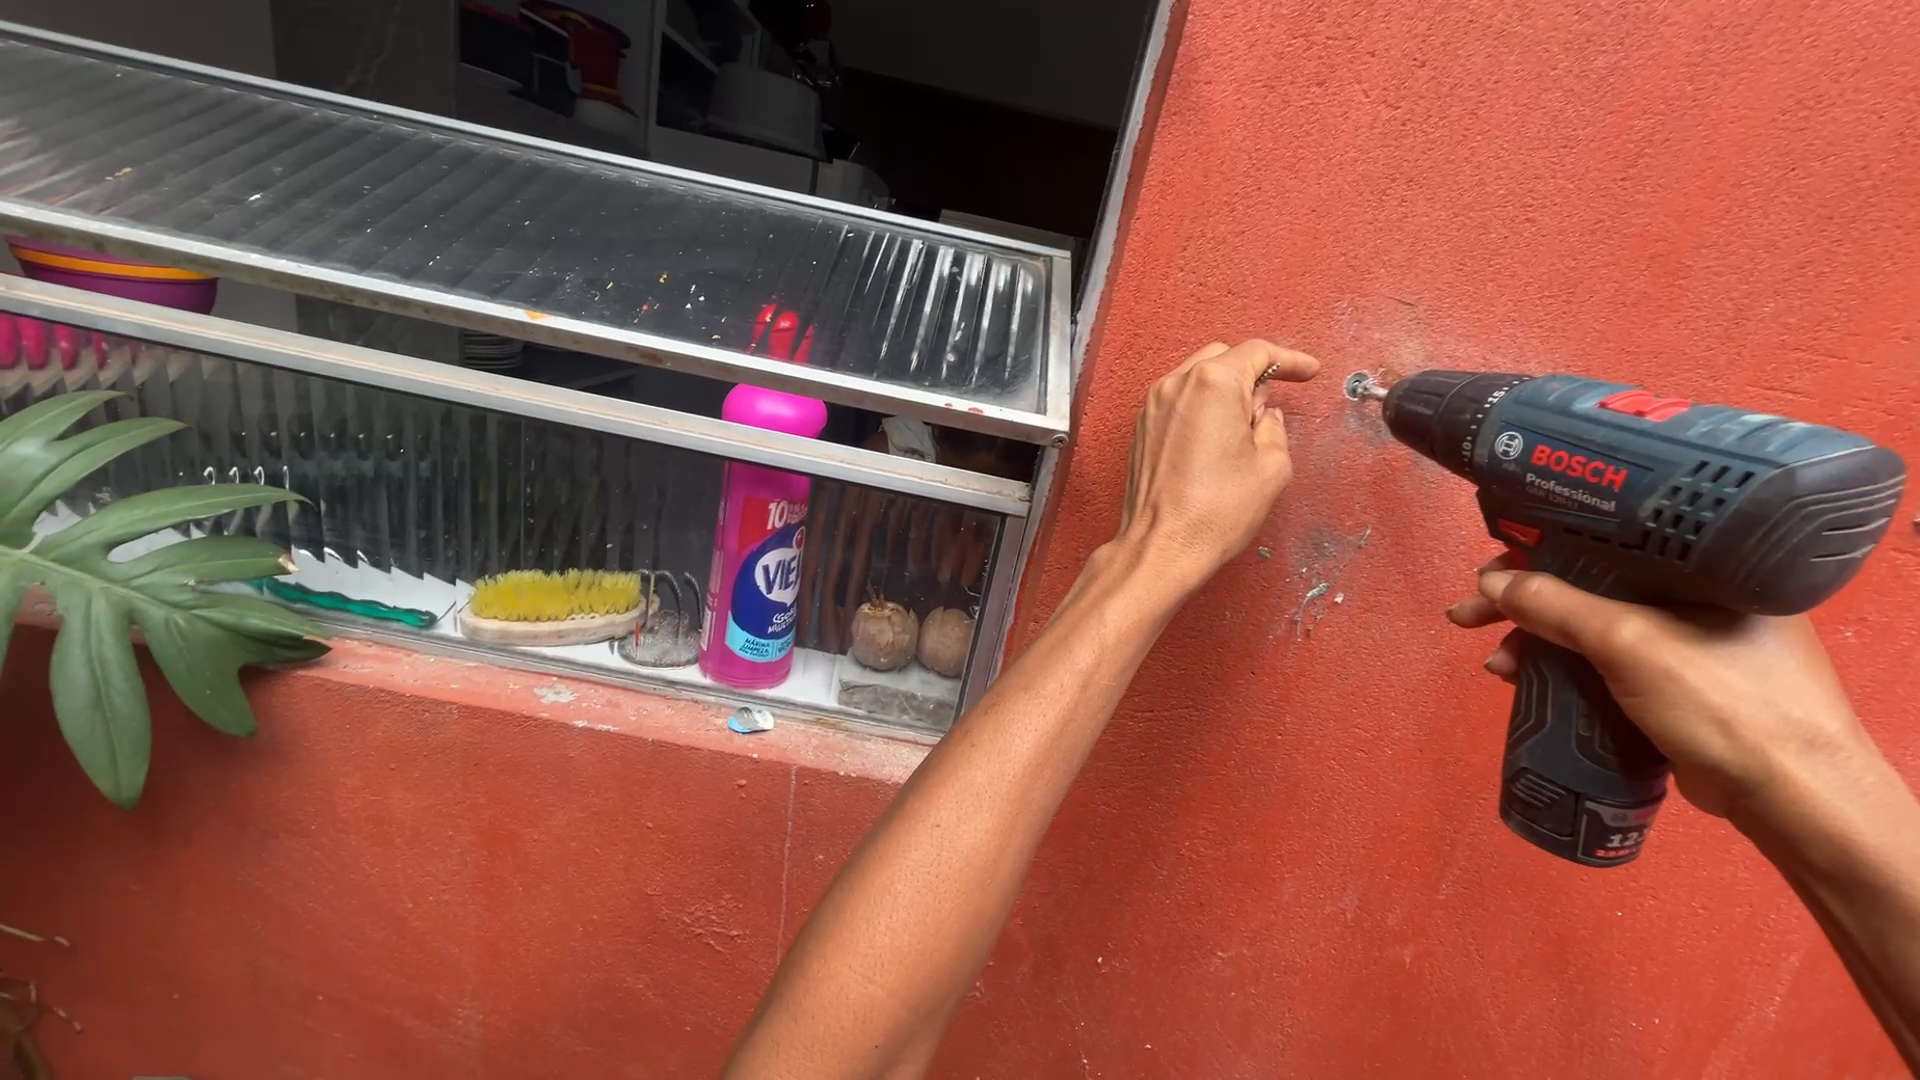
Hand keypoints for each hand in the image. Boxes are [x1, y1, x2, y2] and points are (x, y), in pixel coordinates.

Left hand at [1116, 340, 1319, 594]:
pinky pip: (1177, 401)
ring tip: (1244, 426)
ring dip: (1225, 390)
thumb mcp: (1272, 466)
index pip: (1257, 352)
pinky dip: (1200, 407)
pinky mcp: (1141, 430)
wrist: (1162, 546)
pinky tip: (1215, 438)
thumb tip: (1264, 416)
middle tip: (1273, 402)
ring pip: (1196, 378)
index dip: (1289, 359)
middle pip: (1222, 358)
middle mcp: (1176, 385)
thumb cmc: (1216, 511)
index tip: (1308, 372)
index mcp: (1212, 383)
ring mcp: (1153, 407)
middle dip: (1253, 373)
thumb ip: (1274, 428)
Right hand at [1446, 561, 1875, 819]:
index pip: (1605, 544)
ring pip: (1584, 628)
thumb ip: (1556, 606)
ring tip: (1496, 666)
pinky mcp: (1669, 684)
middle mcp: (1696, 599)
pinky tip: (1522, 679)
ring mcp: (1683, 644)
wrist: (1789, 800)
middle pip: (1585, 587)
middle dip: (1520, 604)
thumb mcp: (1628, 643)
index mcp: (1707, 572)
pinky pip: (1596, 661)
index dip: (1539, 552)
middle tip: (1466, 617)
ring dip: (1531, 641)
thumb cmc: (1722, 703)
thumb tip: (1489, 582)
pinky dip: (1555, 667)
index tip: (1491, 570)